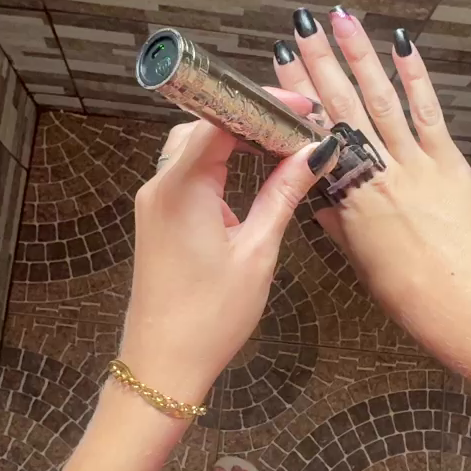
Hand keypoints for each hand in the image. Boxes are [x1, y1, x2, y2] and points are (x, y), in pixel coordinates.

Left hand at [118, 92, 338, 409]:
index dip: (262, 106)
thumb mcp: (258, 251)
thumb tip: (314, 154)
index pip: (220, 119)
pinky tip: (252, 171)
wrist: (163, 365)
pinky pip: (188, 173)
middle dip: (251, 119)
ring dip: (236, 141)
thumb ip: (284, 194)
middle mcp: (160, 186)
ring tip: (281, 145)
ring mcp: (155, 202)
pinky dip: (220, 164)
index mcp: (181, 188)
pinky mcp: (158, 218)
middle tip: (297, 126)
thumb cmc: (210, 316)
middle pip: (205, 127)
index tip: (301, 108)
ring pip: (195, 148)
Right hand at [274, 9, 470, 361]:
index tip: (281, 62)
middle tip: (302, 26)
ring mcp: (412, 163)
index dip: (296, 95)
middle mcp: (374, 171)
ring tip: (342, 21)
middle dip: (319, 62)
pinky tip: (401, 44)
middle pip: (341, 108)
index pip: (314, 134)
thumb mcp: (354, 254)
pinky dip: (415, 77)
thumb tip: (319, 194)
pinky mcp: (447, 162)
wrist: (451, 297)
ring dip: (360, 57)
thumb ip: (336, 217)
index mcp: (346, 195)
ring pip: (380, 100)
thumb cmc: (400, 285)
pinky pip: (428, 113)